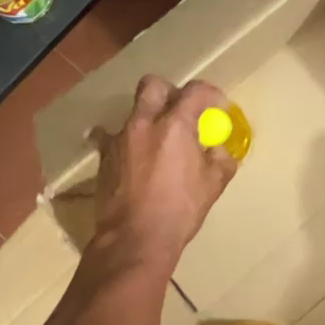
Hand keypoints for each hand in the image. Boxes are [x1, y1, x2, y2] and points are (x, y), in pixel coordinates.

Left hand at [89, 75, 238, 267]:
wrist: (135, 239)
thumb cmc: (179, 210)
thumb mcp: (213, 185)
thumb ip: (221, 160)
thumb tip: (218, 151)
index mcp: (176, 125)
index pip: (196, 91)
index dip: (211, 94)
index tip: (218, 107)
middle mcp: (145, 123)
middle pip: (154, 85)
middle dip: (170, 92)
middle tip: (181, 112)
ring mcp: (120, 138)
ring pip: (132, 111)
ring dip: (147, 118)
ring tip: (157, 138)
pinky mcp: (104, 156)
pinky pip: (108, 137)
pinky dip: (119, 139)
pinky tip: (126, 150)